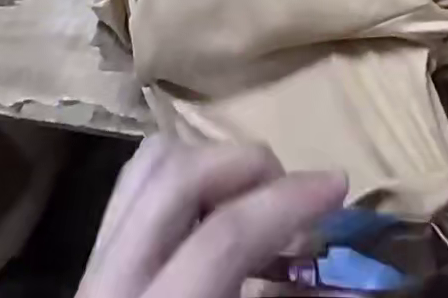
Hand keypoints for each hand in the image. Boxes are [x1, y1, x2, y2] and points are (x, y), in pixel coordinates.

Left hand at [78, 138, 346, 297]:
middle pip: (178, 177)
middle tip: (297, 191)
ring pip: (150, 165)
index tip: (338, 182)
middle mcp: (113, 279)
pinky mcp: (95, 256)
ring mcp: (96, 262)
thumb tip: (352, 287)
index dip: (288, 204)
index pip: (224, 237)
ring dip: (212, 162)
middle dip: (248, 166)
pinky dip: (183, 175)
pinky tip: (218, 206)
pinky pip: (136, 183)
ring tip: (258, 193)